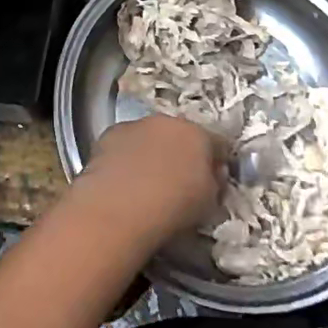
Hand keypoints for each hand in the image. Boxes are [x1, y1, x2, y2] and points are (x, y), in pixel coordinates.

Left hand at [72, 114, 219, 244]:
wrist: (121, 204)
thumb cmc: (174, 206)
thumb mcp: (209, 203)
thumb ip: (214, 182)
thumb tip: (212, 173)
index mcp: (198, 135)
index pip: (217, 143)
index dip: (216, 161)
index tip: (213, 179)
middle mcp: (168, 122)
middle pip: (181, 135)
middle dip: (181, 153)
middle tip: (178, 181)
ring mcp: (137, 124)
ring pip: (150, 136)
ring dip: (152, 152)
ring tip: (146, 183)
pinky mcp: (110, 134)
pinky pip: (125, 144)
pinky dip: (126, 157)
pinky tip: (122, 180)